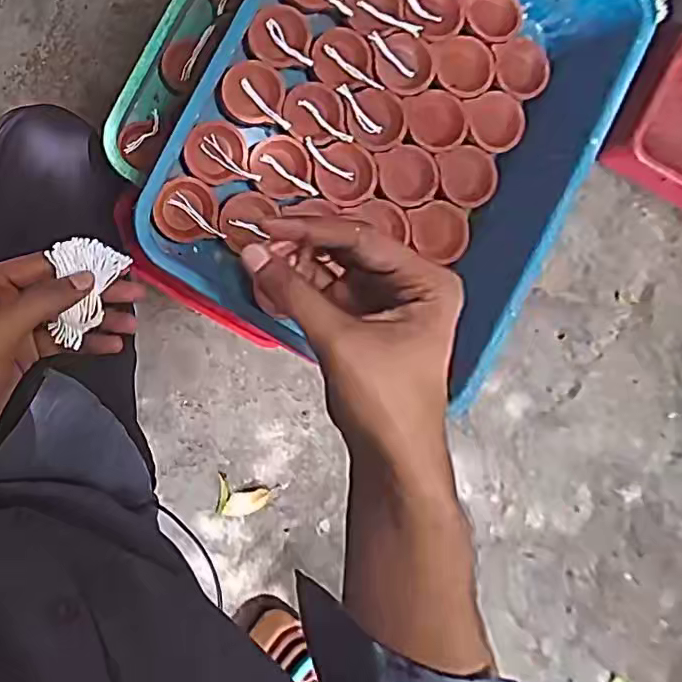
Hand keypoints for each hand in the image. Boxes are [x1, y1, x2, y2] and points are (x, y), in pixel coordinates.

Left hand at [0, 252, 143, 465]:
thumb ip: (41, 302)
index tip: (111, 268)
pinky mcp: (20, 354)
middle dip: (95, 293)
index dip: (79, 266)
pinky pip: (59, 340)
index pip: (41, 266)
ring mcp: (10, 330)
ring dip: (95, 319)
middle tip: (128, 294)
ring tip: (126, 321)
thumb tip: (79, 279)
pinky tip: (107, 342)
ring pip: (62, 316)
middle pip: (56, 290)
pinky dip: (85, 341)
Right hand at [241, 218, 461, 469]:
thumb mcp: (338, 338)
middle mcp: (408, 283)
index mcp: (426, 282)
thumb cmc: (387, 403)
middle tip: (261, 248)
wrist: (392, 456)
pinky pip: (323, 288)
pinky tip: (272, 287)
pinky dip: (296, 287)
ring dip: (294, 267)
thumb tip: (255, 253)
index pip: (361, 239)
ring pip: (330, 267)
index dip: (310, 229)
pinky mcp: (359, 316)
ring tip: (261, 268)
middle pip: (344, 249)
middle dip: (299, 248)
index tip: (269, 225)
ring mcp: (383, 300)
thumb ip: (293, 291)